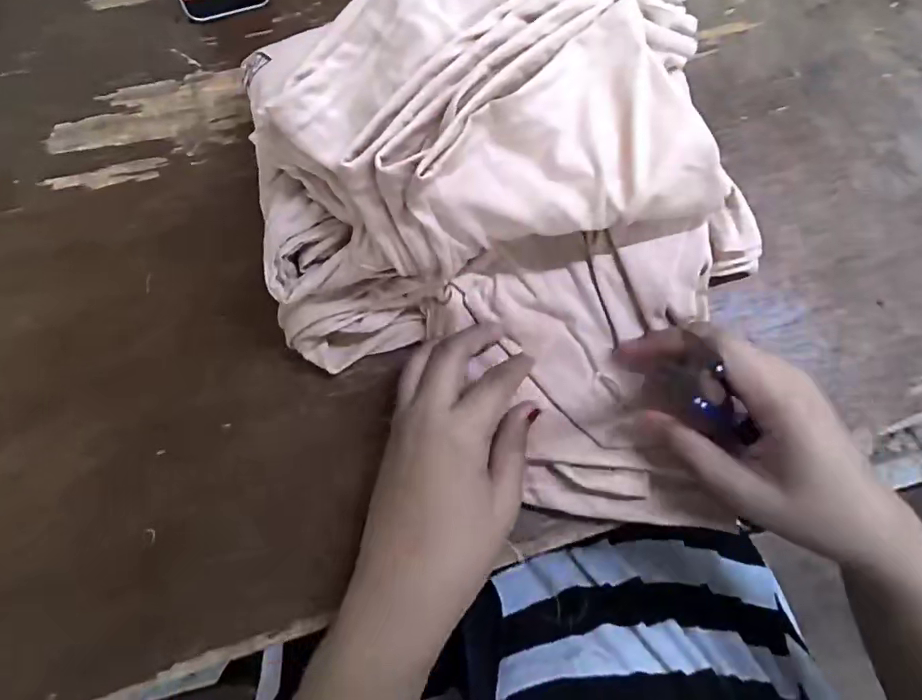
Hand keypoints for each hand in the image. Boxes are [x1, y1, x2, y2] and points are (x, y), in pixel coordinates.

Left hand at [341, 325, 535, 649]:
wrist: (397, 591)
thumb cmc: (460, 552)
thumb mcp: (502, 502)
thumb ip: (514, 446)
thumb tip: (526, 406)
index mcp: (459, 429)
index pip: (493, 381)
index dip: (516, 365)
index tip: (531, 355)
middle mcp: (425, 413)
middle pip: (448, 354)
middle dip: (476, 335)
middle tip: (501, 330)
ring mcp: (401, 422)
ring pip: (419, 362)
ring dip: (446, 343)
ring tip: (470, 341)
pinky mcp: (389, 436)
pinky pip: (406, 383)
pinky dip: (427, 364)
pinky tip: (443, 372)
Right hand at [625, 324, 906, 568]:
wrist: (873, 525)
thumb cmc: (810, 512)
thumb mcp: (743, 491)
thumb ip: (690, 451)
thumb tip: (639, 418)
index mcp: (777, 393)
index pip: (714, 342)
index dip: (666, 341)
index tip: (627, 356)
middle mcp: (784, 372)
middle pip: (717, 340)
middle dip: (672, 351)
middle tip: (635, 369)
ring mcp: (791, 376)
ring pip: (728, 352)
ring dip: (695, 368)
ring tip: (682, 407)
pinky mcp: (792, 387)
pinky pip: (743, 367)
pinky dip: (714, 379)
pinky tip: (712, 412)